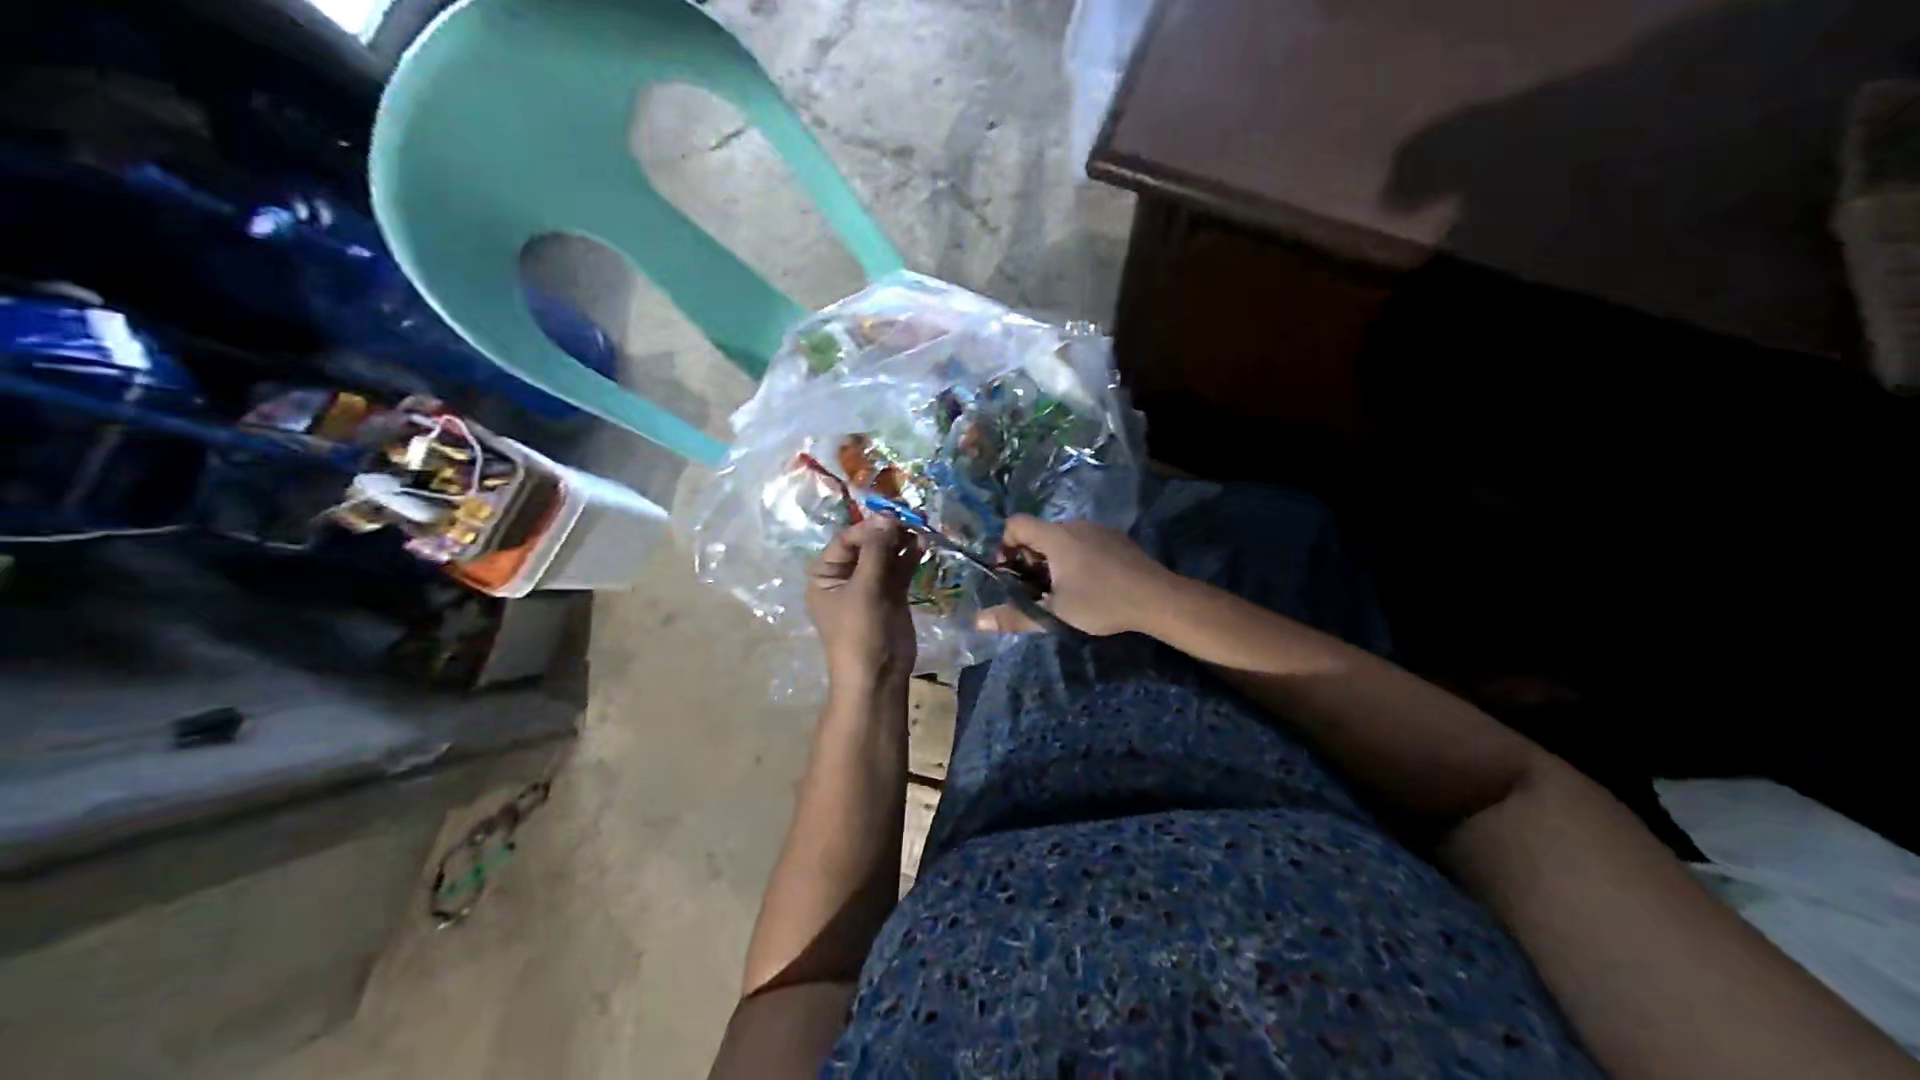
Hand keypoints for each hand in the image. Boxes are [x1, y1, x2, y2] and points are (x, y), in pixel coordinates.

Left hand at [806, 517, 921, 688]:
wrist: (878, 676)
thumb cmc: (860, 632)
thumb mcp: (864, 589)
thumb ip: (876, 551)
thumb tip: (886, 517)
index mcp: (825, 575)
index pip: (845, 540)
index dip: (868, 527)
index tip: (892, 517)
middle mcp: (845, 577)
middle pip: (866, 545)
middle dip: (887, 532)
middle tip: (911, 518)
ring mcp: (870, 586)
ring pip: (885, 555)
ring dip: (901, 542)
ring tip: (921, 527)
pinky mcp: (891, 595)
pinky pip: (899, 570)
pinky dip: (909, 557)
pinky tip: (923, 545)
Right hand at [975, 515, 1177, 636]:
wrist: (1158, 598)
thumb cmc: (1101, 601)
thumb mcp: (1054, 613)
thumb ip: (1015, 616)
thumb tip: (977, 622)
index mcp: (1056, 536)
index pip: (1015, 524)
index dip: (1003, 545)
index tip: (1008, 574)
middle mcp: (1074, 525)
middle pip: (1038, 533)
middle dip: (1027, 559)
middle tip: (1033, 590)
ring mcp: (1098, 530)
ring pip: (1061, 540)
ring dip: (1051, 561)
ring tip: (1059, 592)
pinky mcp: (1116, 540)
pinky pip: (1083, 544)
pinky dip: (1074, 560)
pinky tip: (1088, 586)